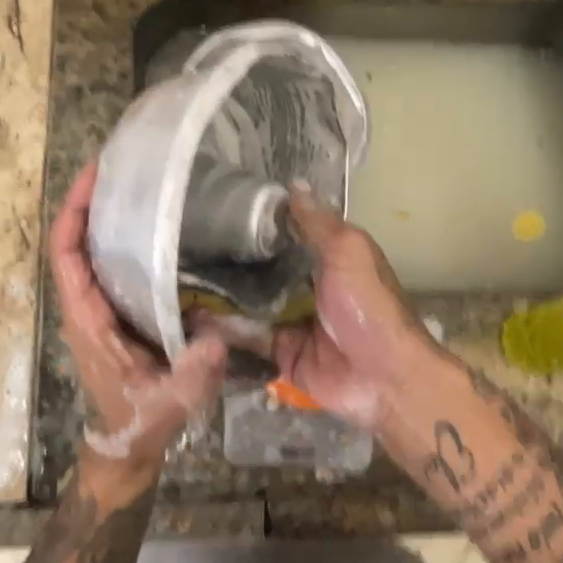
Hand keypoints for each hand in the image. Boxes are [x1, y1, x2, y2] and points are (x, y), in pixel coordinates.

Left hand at [51, 161, 228, 481]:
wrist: (128, 446)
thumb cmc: (139, 422)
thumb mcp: (171, 401)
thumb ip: (193, 372)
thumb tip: (217, 336)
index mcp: (87, 320)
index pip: (66, 257)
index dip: (73, 214)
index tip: (91, 176)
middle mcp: (86, 307)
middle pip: (75, 244)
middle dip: (89, 203)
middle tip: (120, 167)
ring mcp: (99, 310)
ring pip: (91, 253)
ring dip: (105, 218)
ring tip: (137, 185)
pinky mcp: (115, 314)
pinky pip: (111, 268)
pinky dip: (123, 241)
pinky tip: (157, 227)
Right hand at [204, 189, 440, 430]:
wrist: (384, 378)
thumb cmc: (368, 307)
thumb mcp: (348, 253)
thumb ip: (318, 223)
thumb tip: (293, 184)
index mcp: (327, 259)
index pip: (285, 236)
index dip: (256, 226)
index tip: (216, 210)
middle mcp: (306, 287)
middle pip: (262, 270)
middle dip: (230, 262)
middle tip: (185, 247)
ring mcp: (292, 321)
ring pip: (250, 304)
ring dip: (221, 296)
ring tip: (177, 281)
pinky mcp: (281, 354)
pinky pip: (248, 339)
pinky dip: (224, 331)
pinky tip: (192, 318)